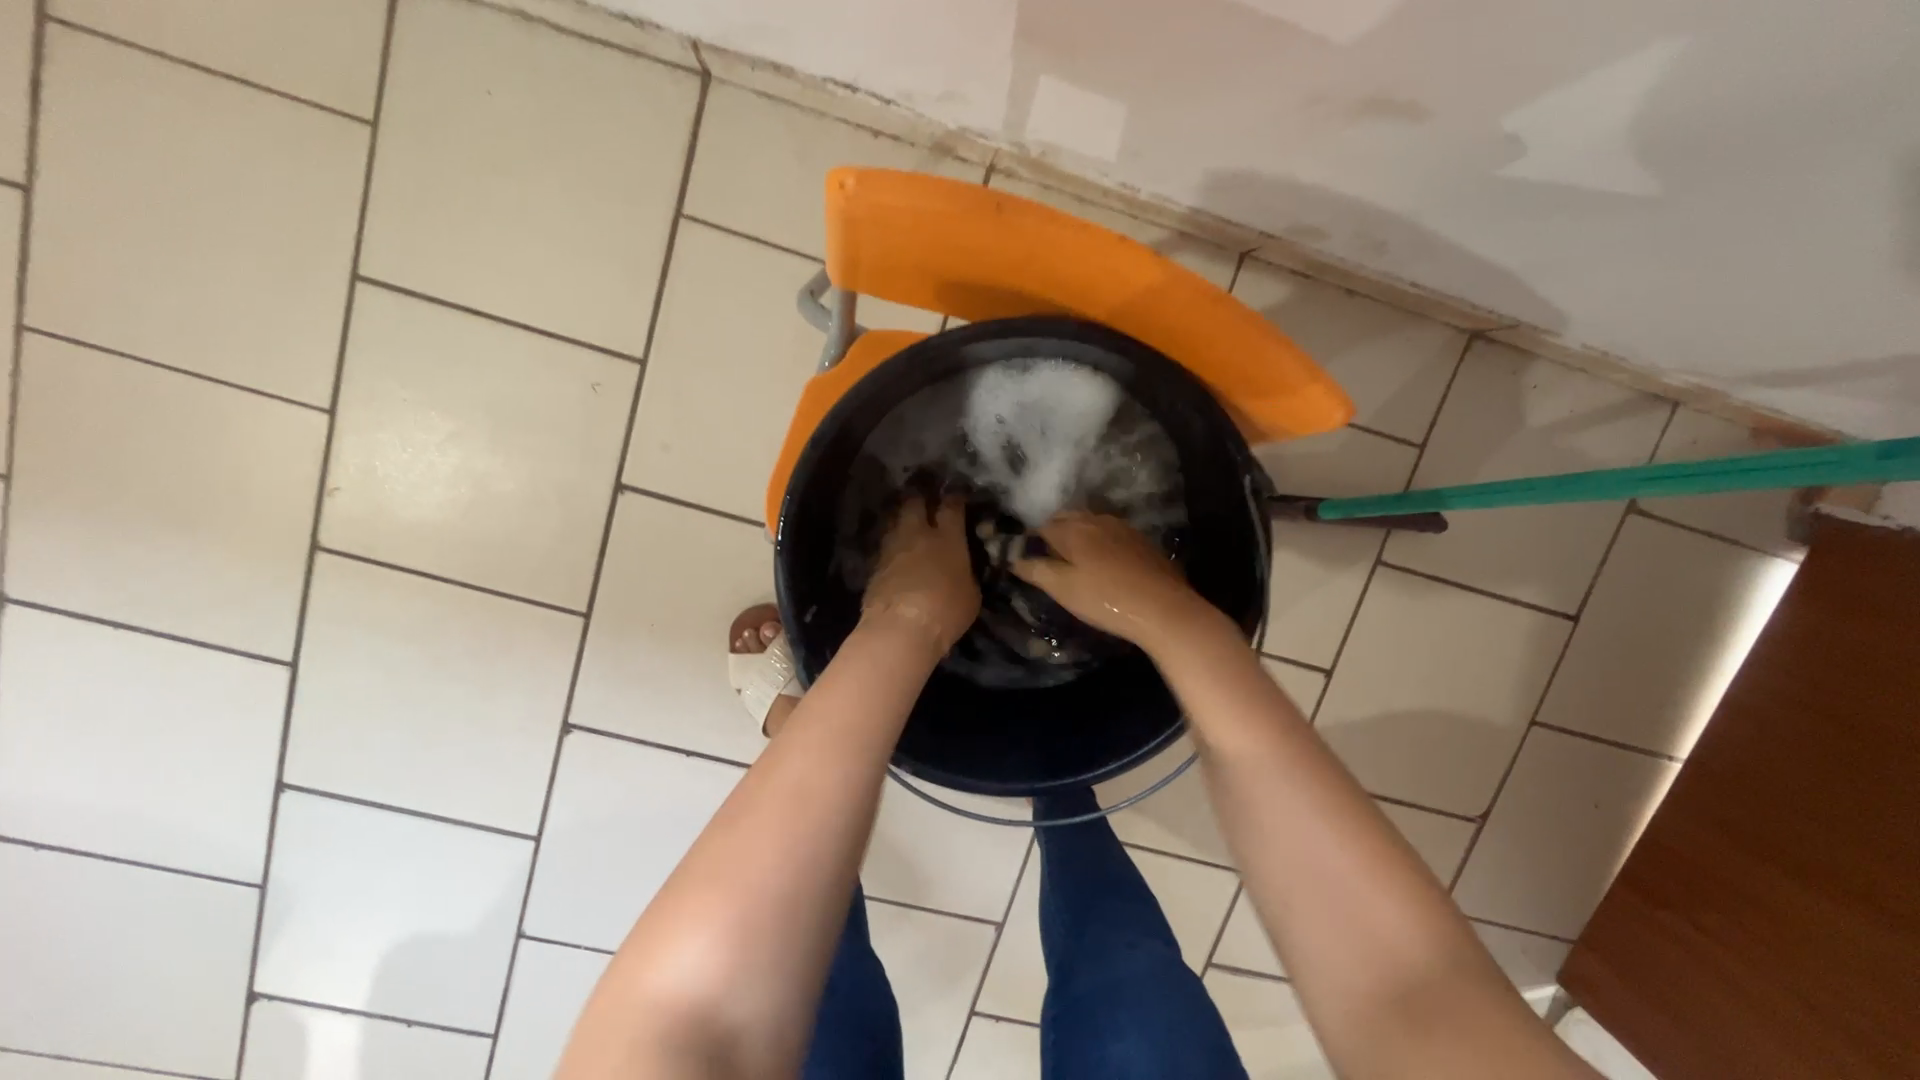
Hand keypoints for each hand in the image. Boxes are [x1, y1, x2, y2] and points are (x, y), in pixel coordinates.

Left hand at [862, 496, 980, 656]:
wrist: (901, 628)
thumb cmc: (947, 611)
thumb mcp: (971, 594)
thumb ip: (965, 574)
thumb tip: (961, 569)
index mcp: (948, 538)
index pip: (952, 506)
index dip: (954, 496)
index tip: (956, 493)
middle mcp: (917, 534)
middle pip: (914, 502)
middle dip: (919, 495)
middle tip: (923, 493)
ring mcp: (892, 548)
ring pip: (893, 520)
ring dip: (899, 517)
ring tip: (904, 517)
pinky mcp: (874, 565)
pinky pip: (883, 545)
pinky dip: (889, 544)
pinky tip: (893, 549)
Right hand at [1011, 512, 1217, 652]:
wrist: (1162, 607)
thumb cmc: (1104, 599)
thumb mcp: (1063, 589)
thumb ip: (1036, 570)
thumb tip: (1014, 559)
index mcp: (1073, 529)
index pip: (1042, 526)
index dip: (1032, 541)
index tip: (1028, 557)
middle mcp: (1096, 520)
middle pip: (1068, 518)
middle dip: (1055, 531)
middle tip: (1050, 557)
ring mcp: (1123, 528)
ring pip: (1092, 523)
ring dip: (1080, 534)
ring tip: (1075, 559)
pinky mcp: (1142, 541)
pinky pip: (1112, 533)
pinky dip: (1101, 541)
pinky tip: (1105, 562)